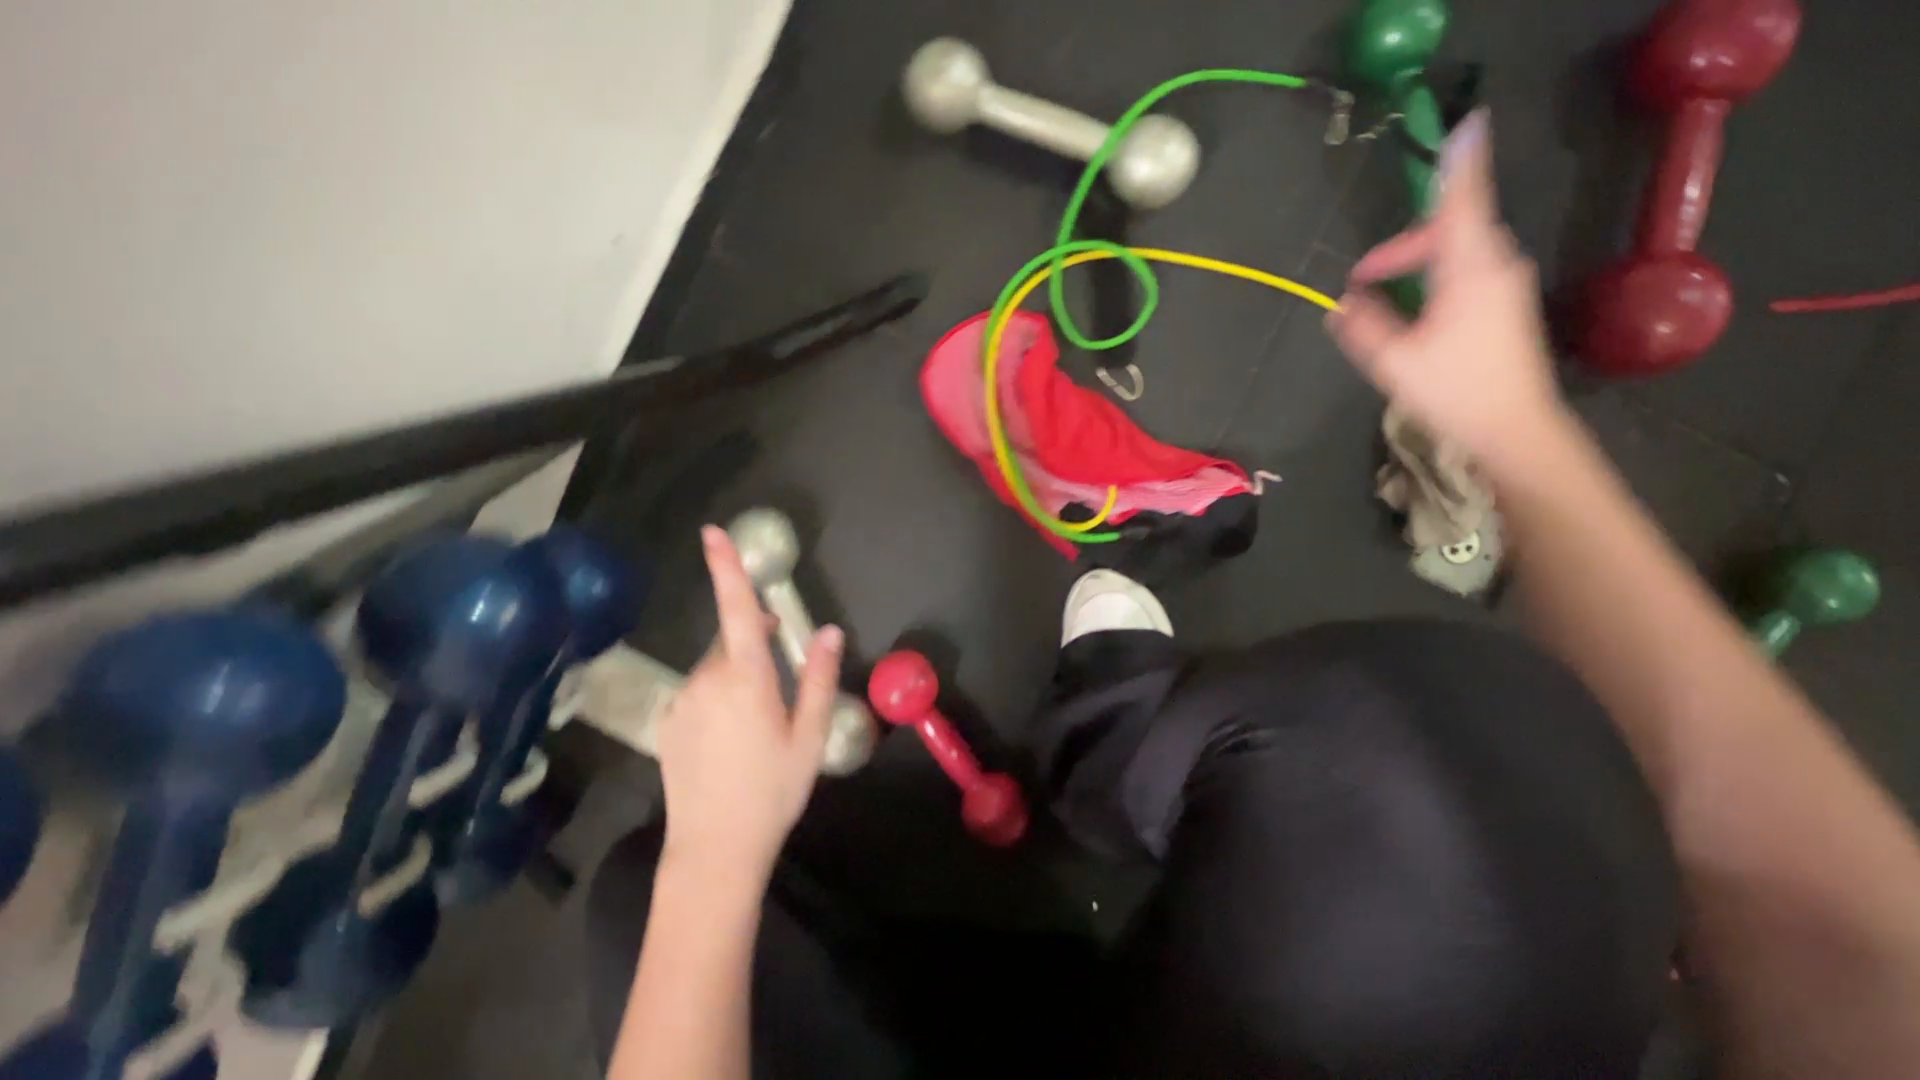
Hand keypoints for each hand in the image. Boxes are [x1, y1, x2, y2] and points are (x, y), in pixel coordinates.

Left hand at [656, 525, 843, 883]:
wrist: (715, 848)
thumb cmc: (773, 791)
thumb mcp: (810, 737)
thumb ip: (819, 679)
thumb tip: (829, 632)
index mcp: (747, 679)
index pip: (737, 611)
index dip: (726, 569)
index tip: (712, 533)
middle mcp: (706, 680)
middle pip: (731, 644)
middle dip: (753, 645)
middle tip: (782, 681)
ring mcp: (681, 703)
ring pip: (713, 671)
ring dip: (736, 678)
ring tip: (758, 729)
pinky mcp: (667, 724)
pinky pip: (697, 695)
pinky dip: (716, 701)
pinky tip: (730, 744)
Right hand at [1325, 109, 1568, 471]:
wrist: (1515, 430)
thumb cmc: (1455, 392)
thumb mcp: (1395, 361)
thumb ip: (1364, 327)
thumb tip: (1341, 305)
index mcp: (1468, 269)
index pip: (1461, 203)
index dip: (1460, 164)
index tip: (1467, 125)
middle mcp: (1494, 267)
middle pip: (1449, 231)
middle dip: (1403, 248)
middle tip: (1363, 281)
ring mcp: (1505, 286)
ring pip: (1458, 254)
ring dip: (1417, 266)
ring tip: (1382, 297)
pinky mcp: (1507, 307)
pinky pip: (1468, 274)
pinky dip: (1435, 281)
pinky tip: (1415, 315)